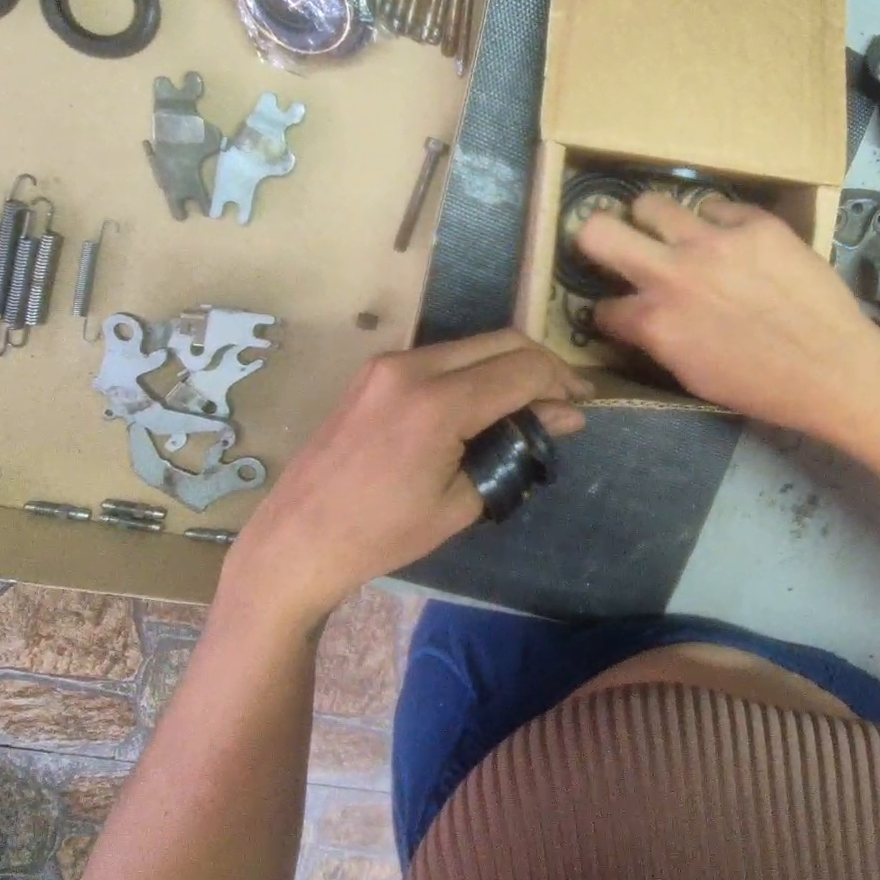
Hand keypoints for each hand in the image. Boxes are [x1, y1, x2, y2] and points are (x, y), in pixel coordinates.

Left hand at [225, 331, 591, 627]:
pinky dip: (478, 370)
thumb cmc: (382, 535)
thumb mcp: (461, 502)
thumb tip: (567, 417)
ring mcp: (390, 364)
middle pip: (503, 341)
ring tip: (530, 405)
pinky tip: (486, 404)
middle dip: (544, 366)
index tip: (582, 407)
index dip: (562, 383)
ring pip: (475, 344)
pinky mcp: (377, 370)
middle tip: (566, 401)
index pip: (523, 369)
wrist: (296, 539)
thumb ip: (517, 449)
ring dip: (510, 365)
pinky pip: (445, 356)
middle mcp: (413, 367)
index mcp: (437, 405)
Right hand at [575, 192, 879, 439]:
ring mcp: (714, 241)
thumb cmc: (764, 388)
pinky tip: (735, 244)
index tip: (622, 312)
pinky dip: (717, 224)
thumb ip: (658, 341)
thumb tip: (640, 319)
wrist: (837, 370)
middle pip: (597, 230)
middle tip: (616, 245)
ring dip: (656, 222)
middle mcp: (673, 274)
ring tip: (677, 236)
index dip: (611, 313)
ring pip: (653, 204)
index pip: (603, 307)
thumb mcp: (694, 377)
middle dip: (595, 238)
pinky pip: (717, 208)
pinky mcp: (756, 223)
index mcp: (655, 323)